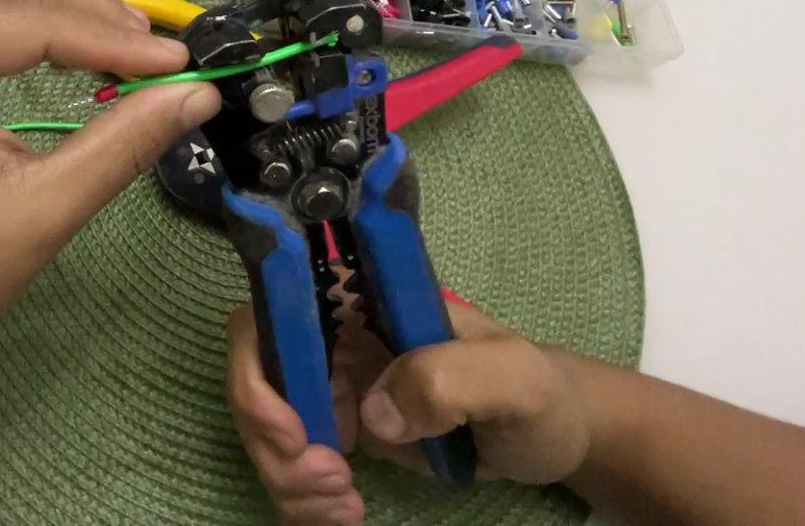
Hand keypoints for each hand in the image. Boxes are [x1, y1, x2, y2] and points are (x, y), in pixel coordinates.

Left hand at [0, 0, 221, 370]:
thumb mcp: (42, 210)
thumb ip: (121, 144)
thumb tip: (196, 93)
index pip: (28, 21)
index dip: (111, 38)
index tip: (178, 63)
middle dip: (93, 14)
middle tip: (158, 55)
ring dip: (59, 1)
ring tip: (119, 38)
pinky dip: (17, 2)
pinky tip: (52, 24)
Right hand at [228, 296, 594, 523]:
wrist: (548, 434)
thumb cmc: (534, 391)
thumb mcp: (509, 377)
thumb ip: (445, 378)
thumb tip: (373, 414)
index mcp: (355, 300)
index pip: (272, 310)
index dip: (258, 367)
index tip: (291, 433)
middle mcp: (328, 333)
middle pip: (256, 373)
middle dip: (270, 437)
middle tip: (328, 483)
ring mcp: (328, 379)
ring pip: (263, 421)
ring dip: (285, 474)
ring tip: (345, 505)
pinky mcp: (335, 423)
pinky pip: (288, 457)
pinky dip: (300, 494)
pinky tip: (345, 510)